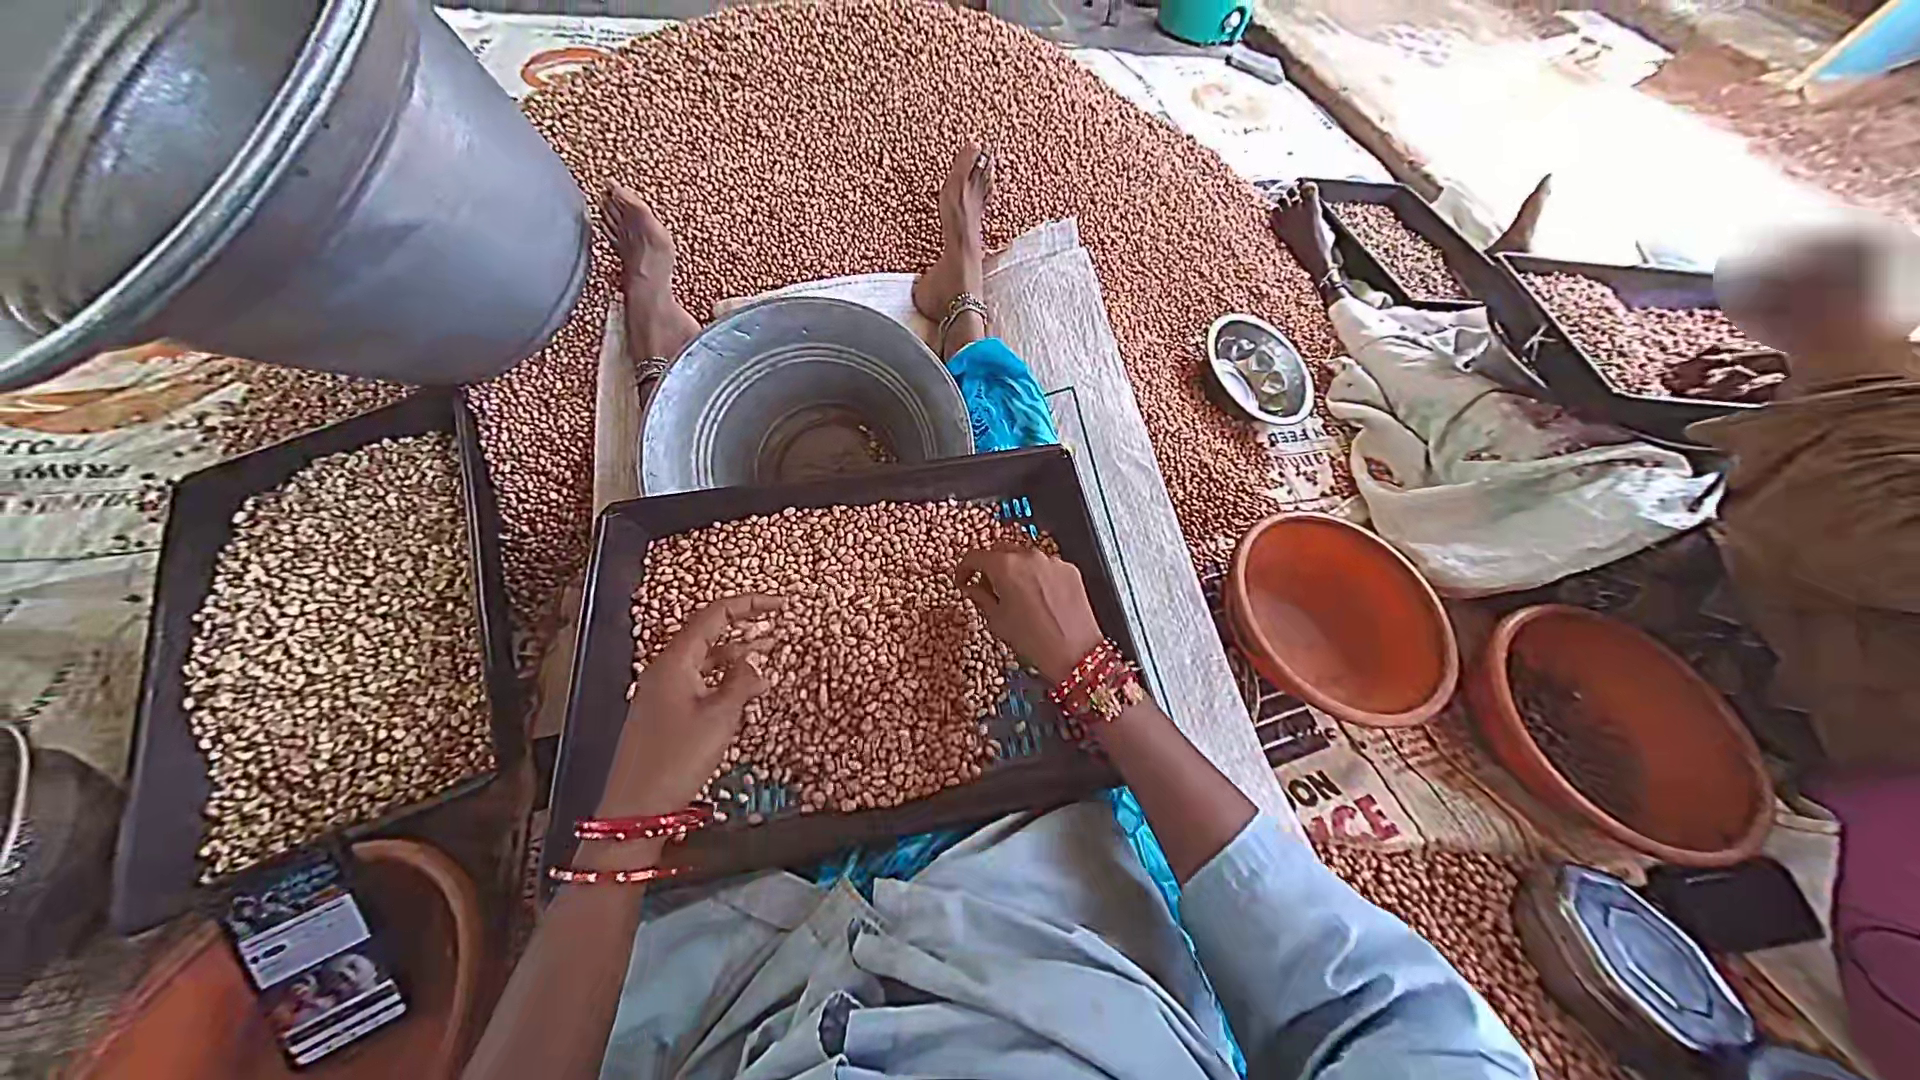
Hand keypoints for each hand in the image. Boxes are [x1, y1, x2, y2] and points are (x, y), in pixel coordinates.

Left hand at [601, 594, 784, 817]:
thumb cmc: (677, 758)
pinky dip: (726, 677)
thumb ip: (742, 682)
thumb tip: (754, 661)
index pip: (714, 615)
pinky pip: (701, 681)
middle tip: (777, 620)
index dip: (749, 604)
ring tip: (771, 650)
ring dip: (738, 653)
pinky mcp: (666, 711)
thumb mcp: (720, 717)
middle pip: (709, 633)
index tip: (779, 604)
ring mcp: (664, 690)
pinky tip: (747, 686)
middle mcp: (666, 668)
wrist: (636, 808)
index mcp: (675, 661)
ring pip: (707, 659)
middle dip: (744, 624)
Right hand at [956, 547, 1104, 683]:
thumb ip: (981, 597)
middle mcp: (1028, 556)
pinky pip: (1046, 566)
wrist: (1074, 651)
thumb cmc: (1033, 639)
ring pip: (1025, 557)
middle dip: (991, 565)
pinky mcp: (1069, 569)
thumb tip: (973, 588)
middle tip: (987, 586)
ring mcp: (1051, 561)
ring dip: (1016, 570)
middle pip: (1000, 550)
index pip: (975, 556)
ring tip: (1016, 595)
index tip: (964, 578)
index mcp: (1004, 566)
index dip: (964, 568)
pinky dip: (1038, 576)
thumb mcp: (997, 620)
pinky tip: (1039, 598)